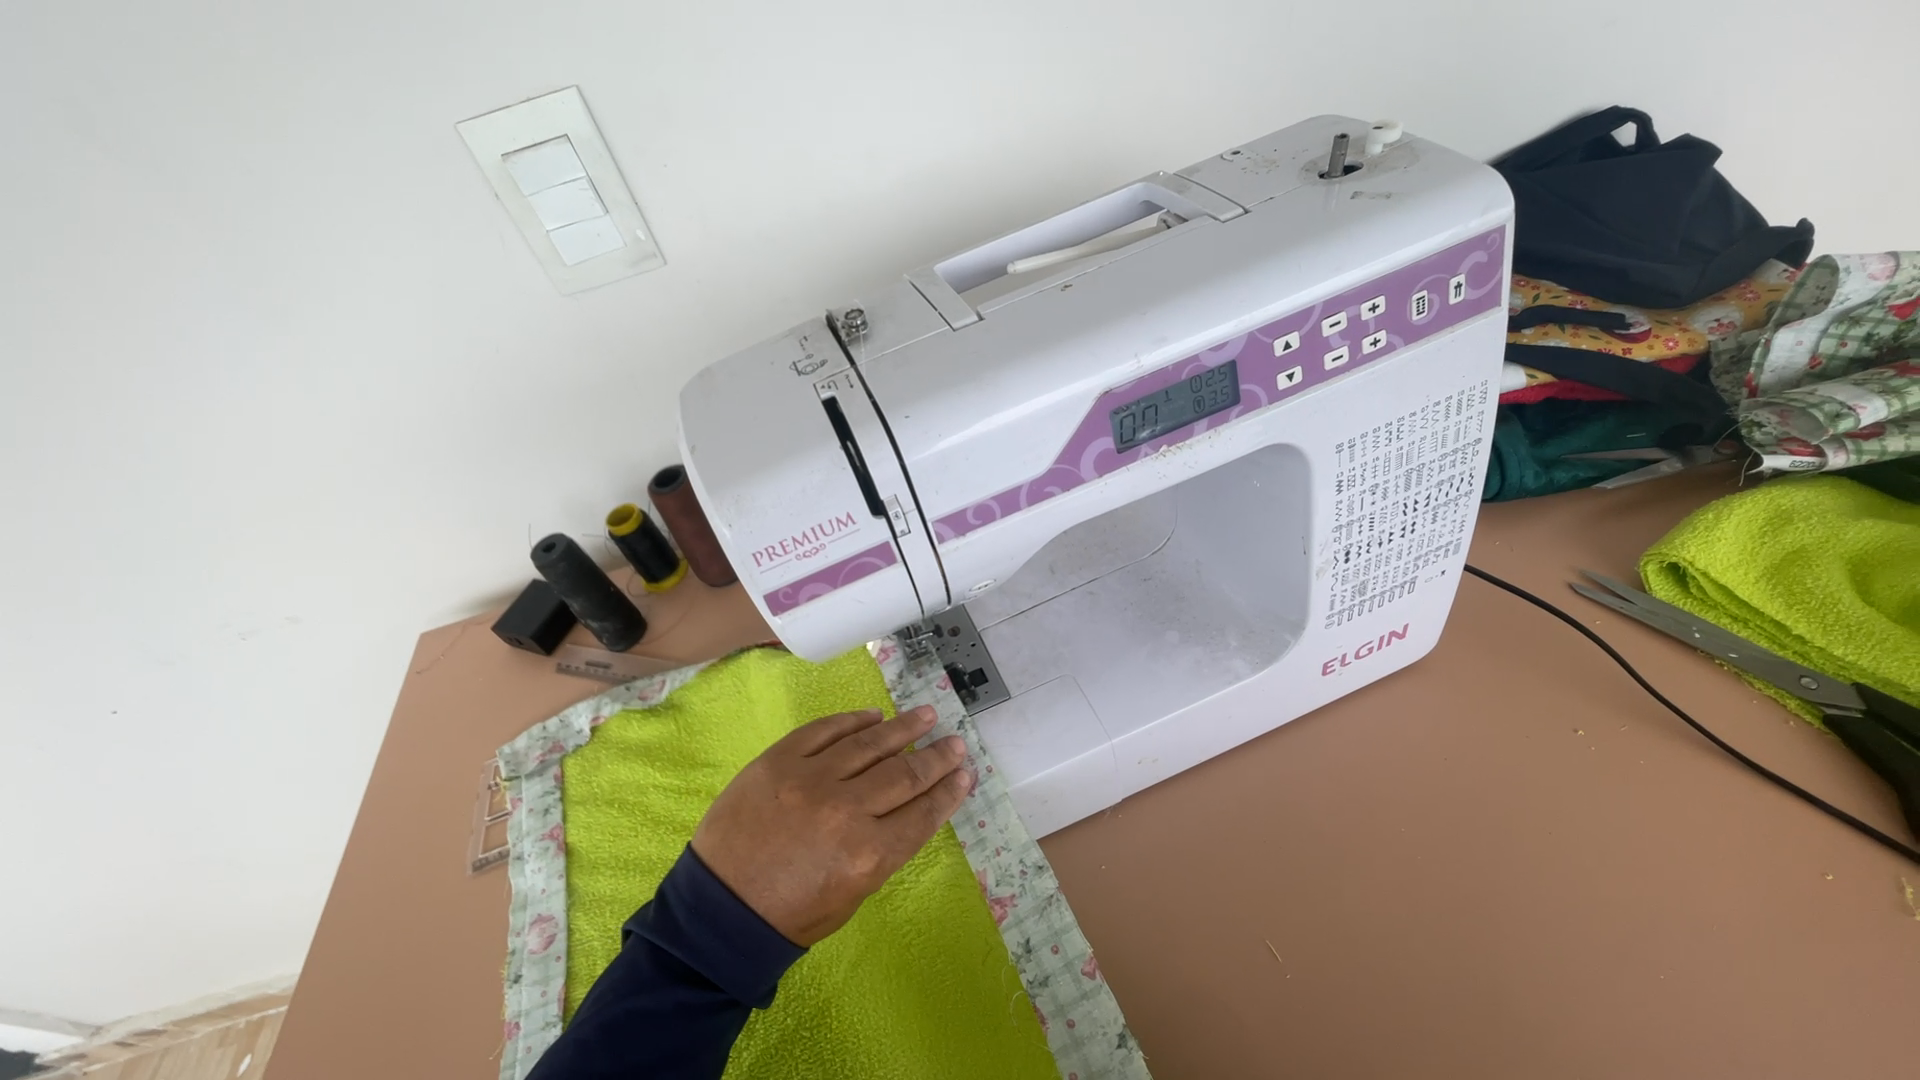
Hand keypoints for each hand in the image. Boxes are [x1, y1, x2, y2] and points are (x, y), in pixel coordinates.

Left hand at [690, 704, 972, 946]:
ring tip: (925, 715)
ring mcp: (810, 779)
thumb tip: (908, 809)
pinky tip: (872, 716)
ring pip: (869, 743)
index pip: (923, 812)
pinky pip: (823, 731)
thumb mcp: (852, 896)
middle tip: (956, 742)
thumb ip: (884, 850)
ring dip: (902, 728)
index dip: (949, 791)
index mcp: (868, 854)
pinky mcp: (778, 760)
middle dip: (937, 757)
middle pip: (904, 773)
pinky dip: (851, 720)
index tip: (965, 774)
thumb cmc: (790, 915)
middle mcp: (846, 810)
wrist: (719, 909)